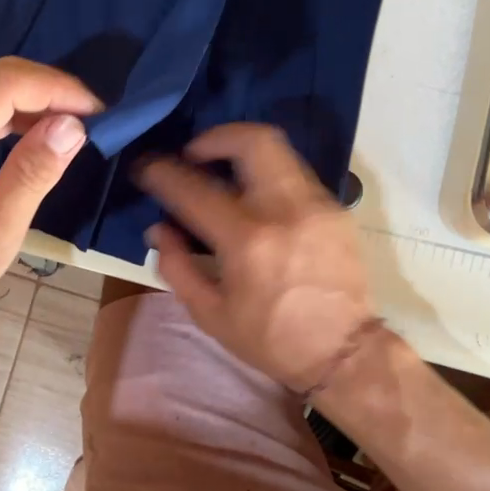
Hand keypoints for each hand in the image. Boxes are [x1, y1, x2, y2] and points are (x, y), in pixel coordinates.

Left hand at [0, 57, 101, 328]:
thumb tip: (73, 125)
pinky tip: (42, 134)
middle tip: (95, 122)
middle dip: (52, 90)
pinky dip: (17, 111)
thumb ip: (32, 174)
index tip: (100, 114)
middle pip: (0, 75)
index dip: (58, 89)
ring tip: (75, 129)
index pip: (6, 84)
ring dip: (38, 99)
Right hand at [135, 124, 376, 390]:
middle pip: (251, 142)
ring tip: (222, 170)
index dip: (163, 173)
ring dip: (241, 151)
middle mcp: (284, 211)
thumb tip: (159, 229)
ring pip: (278, 149)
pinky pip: (295, 174)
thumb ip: (177, 266)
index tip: (146, 167)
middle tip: (194, 153)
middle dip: (214, 137)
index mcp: (247, 241)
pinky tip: (255, 198)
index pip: (195, 189)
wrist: (343, 353)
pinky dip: (267, 175)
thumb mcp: (210, 314)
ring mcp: (315, 205)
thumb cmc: (270, 339)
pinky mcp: (335, 210)